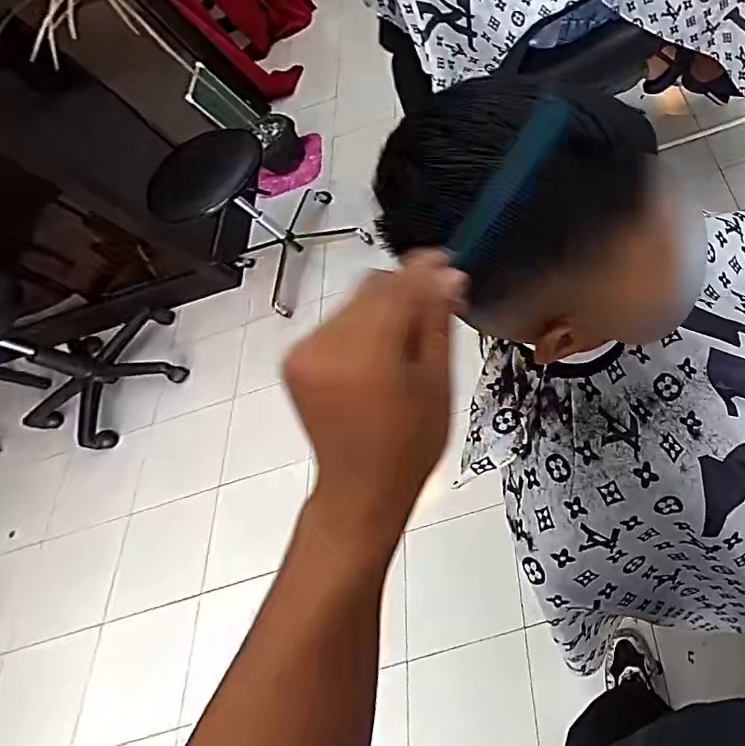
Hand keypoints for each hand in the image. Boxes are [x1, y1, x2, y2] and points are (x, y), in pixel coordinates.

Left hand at [283, 251, 467, 543]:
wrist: (362, 486)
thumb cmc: (411, 442)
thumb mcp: (439, 380)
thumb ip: (437, 322)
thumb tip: (449, 277)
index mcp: (366, 355)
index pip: (396, 288)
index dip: (424, 269)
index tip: (447, 260)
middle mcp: (325, 347)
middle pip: (372, 288)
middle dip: (407, 286)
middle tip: (441, 297)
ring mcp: (304, 352)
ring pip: (355, 302)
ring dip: (387, 303)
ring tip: (415, 328)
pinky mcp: (295, 359)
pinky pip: (337, 321)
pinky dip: (366, 321)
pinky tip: (387, 344)